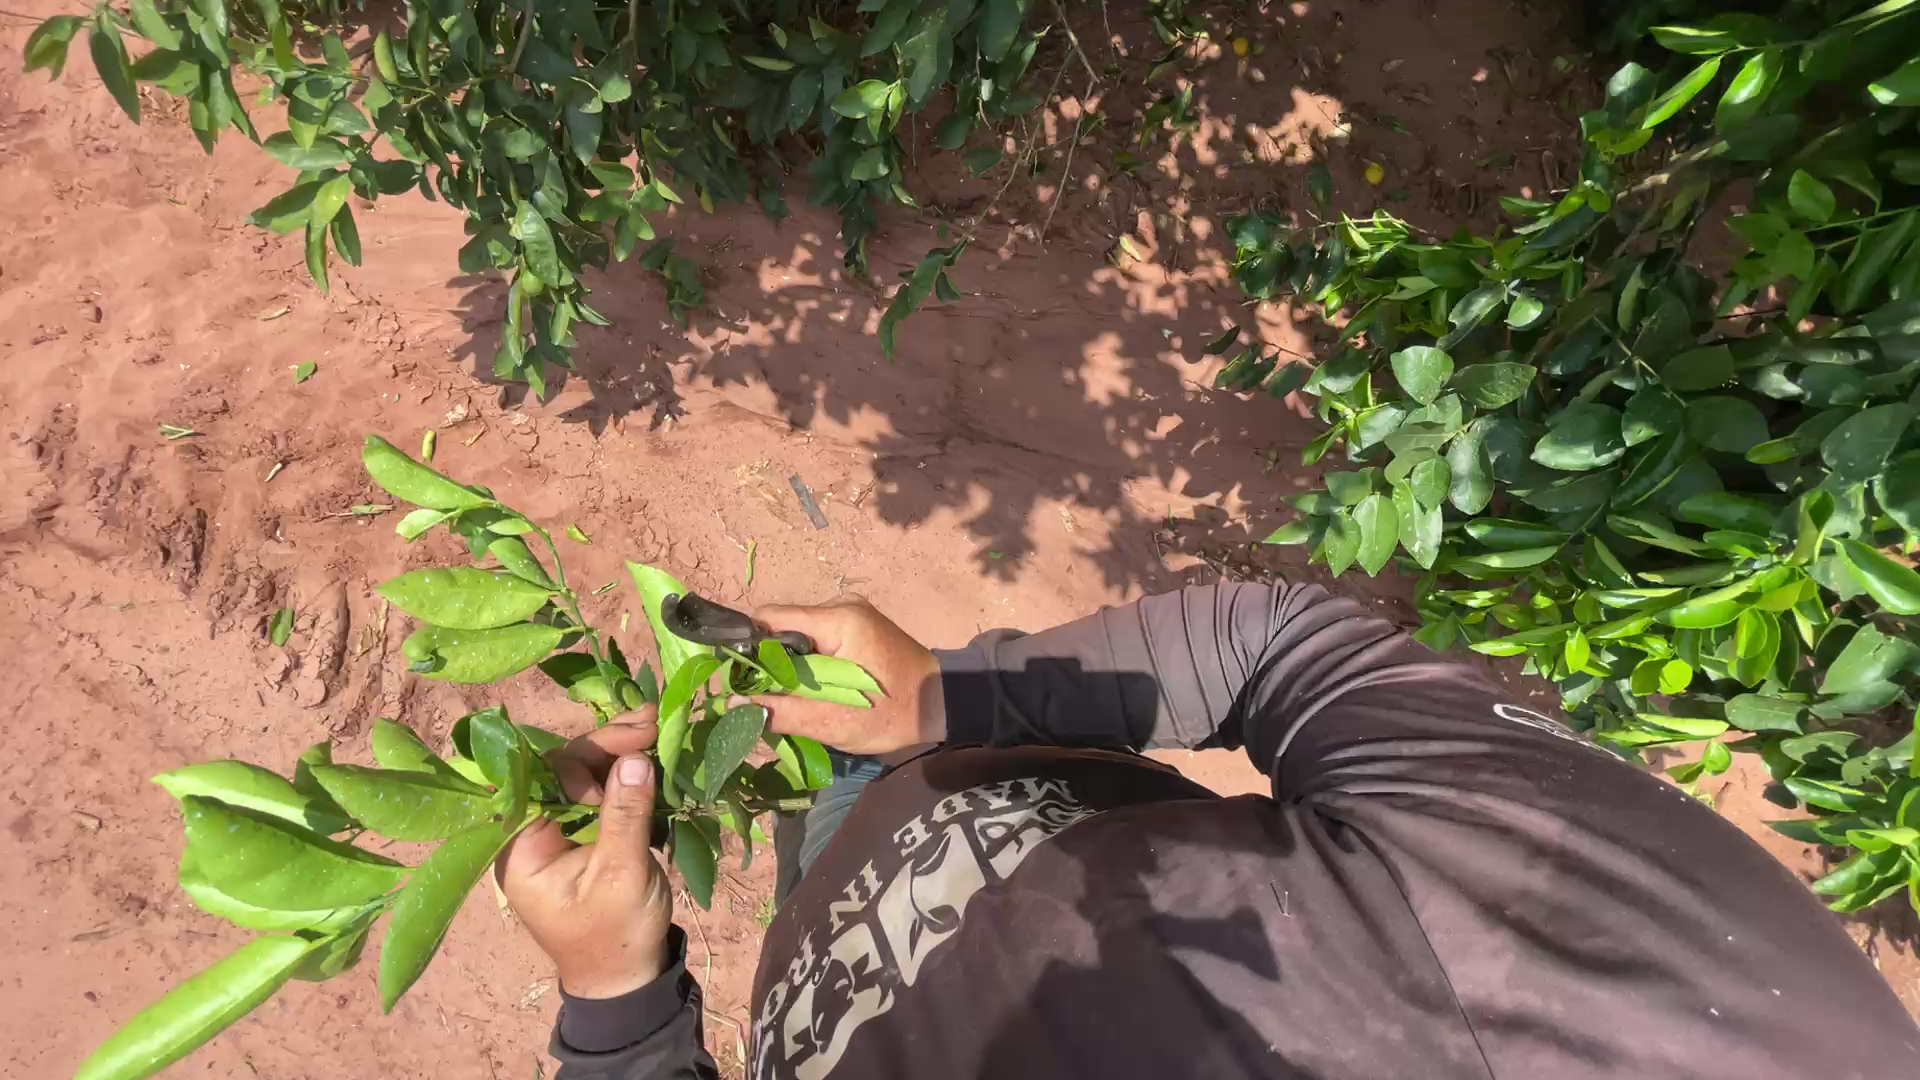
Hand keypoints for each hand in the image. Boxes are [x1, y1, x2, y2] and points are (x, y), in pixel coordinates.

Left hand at [494, 715, 673, 998]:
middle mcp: (537, 829)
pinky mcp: (592, 828)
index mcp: (524, 845)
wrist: (628, 974)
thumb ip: (625, 816)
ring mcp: (565, 827)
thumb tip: (636, 757)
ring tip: (657, 722)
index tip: (635, 741)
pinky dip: (631, 765)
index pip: (547, 778)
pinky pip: (607, 786)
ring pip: (589, 771)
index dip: (588, 753)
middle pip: (567, 767)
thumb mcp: (621, 876)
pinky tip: (655, 745)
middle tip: (654, 719)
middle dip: (609, 742)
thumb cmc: (614, 934)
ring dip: (622, 747)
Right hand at [753, 595, 943, 755]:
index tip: (736, 680)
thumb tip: (735, 703)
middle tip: (760, 699)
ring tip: (786, 699)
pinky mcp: (857, 627)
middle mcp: (842, 606)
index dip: (747, 648)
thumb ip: (784, 711)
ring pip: (797, 637)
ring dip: (788, 667)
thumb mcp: (836, 721)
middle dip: (767, 664)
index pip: (771, 619)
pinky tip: (810, 690)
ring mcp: (851, 614)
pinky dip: (807, 664)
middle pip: (782, 628)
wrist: (944, 703)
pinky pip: (816, 640)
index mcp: (839, 620)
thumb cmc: (895, 712)